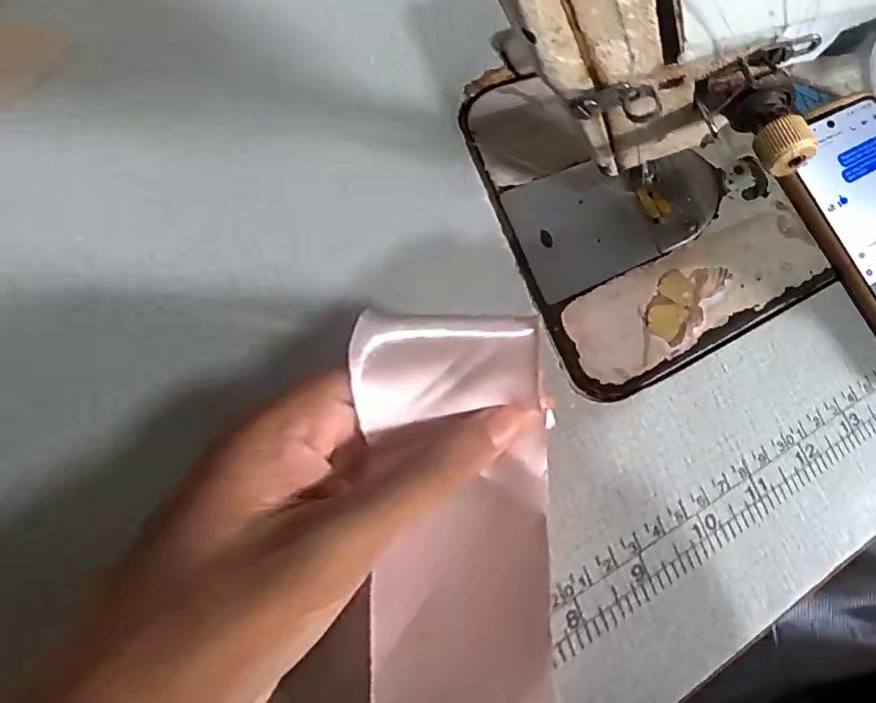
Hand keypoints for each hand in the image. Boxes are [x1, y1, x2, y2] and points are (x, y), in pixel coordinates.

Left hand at [14, 371, 536, 702]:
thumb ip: (431, 475)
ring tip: (521, 440)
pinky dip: (428, 480)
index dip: (456, 369)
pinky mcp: (304, 529)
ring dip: (451, 444)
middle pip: (392, 407)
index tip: (523, 376)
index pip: (385, 373)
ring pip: (390, 447)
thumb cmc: (222, 622)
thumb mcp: (336, 544)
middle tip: (537, 410)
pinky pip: (379, 485)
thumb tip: (517, 413)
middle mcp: (287, 449)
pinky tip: (473, 483)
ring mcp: (293, 492)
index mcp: (279, 432)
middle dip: (464, 407)